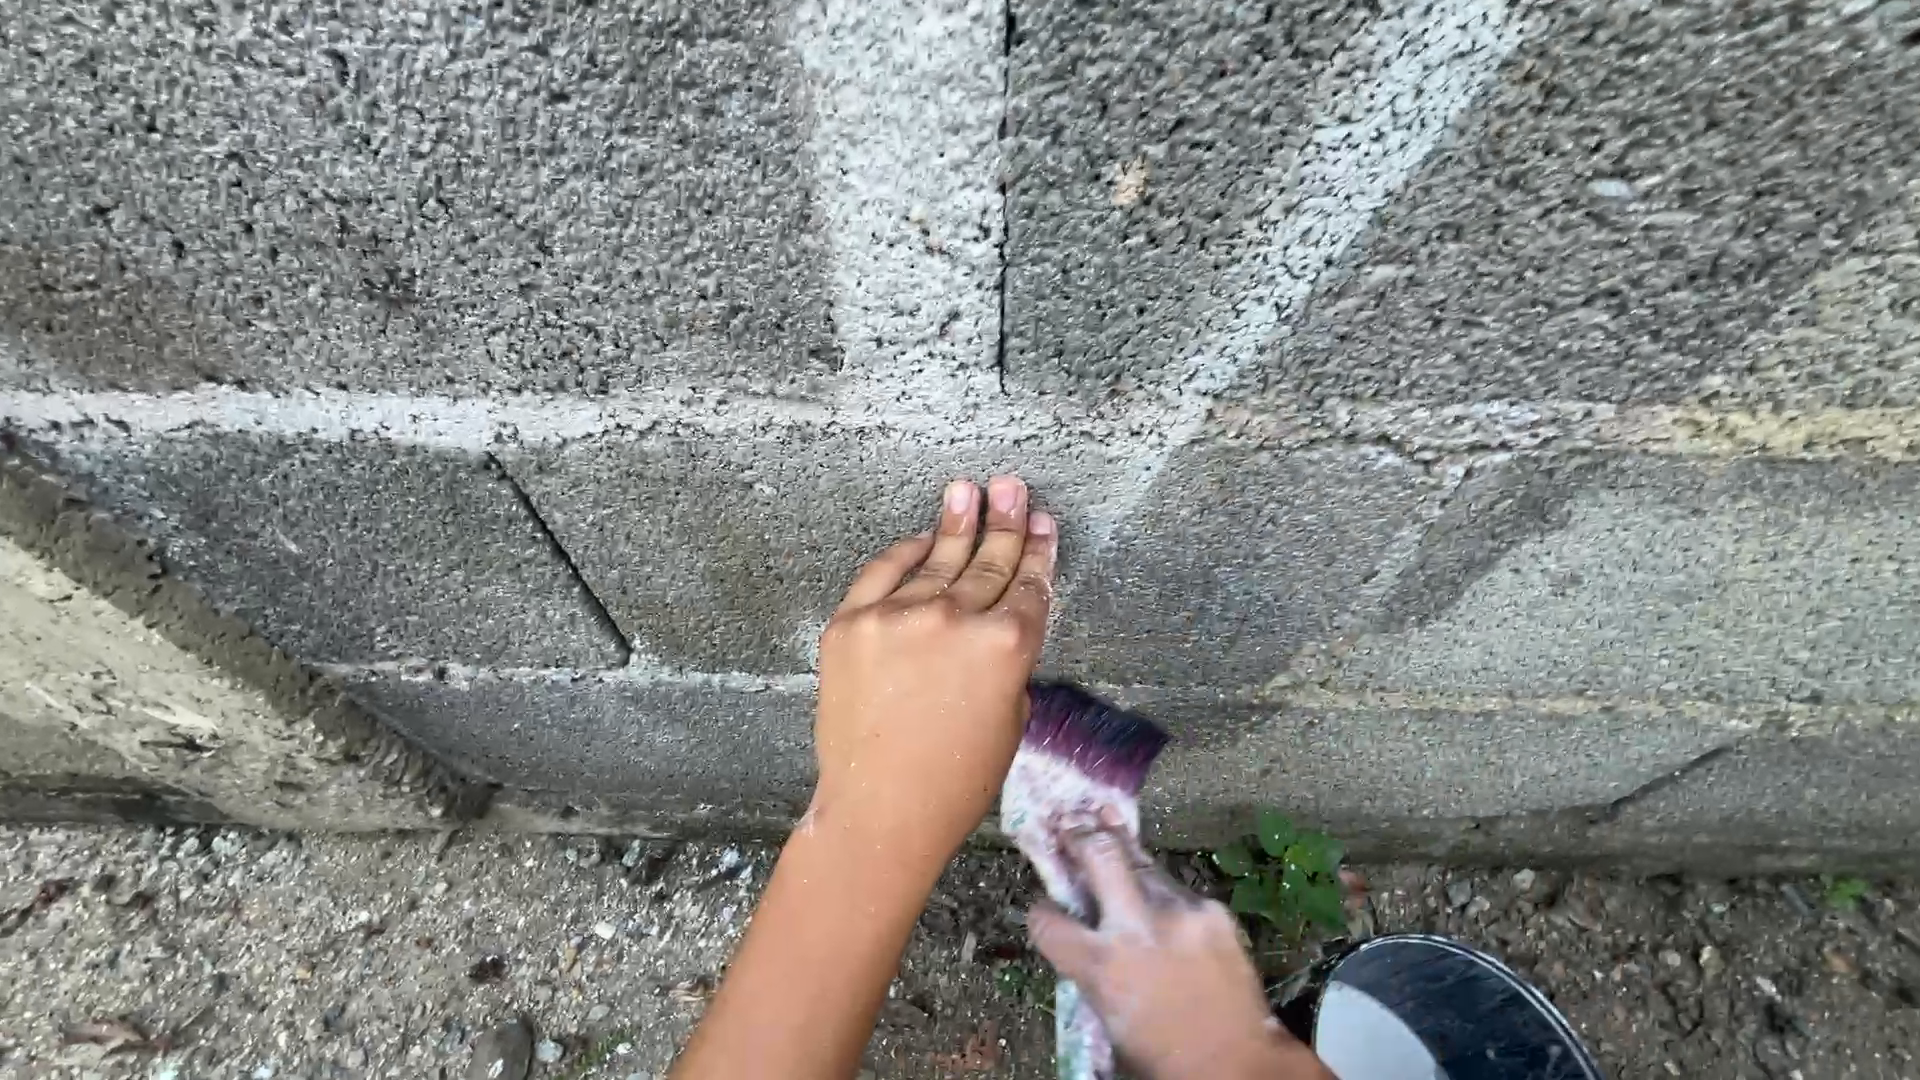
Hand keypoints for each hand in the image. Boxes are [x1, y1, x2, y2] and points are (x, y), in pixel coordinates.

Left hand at [810, 475, 1057, 869]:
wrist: (879, 810)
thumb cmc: (956, 782)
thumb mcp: (1010, 721)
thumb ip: (1008, 664)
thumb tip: (997, 629)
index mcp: (1007, 647)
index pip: (1031, 588)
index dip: (1040, 554)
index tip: (1044, 525)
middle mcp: (958, 620)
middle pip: (991, 562)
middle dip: (1008, 522)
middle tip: (1014, 488)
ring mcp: (901, 616)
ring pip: (940, 558)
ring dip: (958, 521)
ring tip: (970, 489)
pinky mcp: (853, 622)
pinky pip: (882, 572)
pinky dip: (904, 552)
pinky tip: (921, 535)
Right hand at [1028, 817, 1334, 1079]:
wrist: (1241, 1066)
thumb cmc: (1164, 1053)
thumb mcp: (1109, 1014)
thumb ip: (1090, 966)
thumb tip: (1079, 927)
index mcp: (1103, 967)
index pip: (1049, 923)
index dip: (1041, 914)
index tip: (1043, 908)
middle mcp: (1138, 928)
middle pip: (1099, 853)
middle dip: (1079, 833)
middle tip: (1070, 821)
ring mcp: (1180, 912)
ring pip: (1140, 860)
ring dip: (1121, 851)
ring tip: (1105, 823)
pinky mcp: (1212, 910)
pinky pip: (1176, 888)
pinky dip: (1163, 893)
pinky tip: (1164, 905)